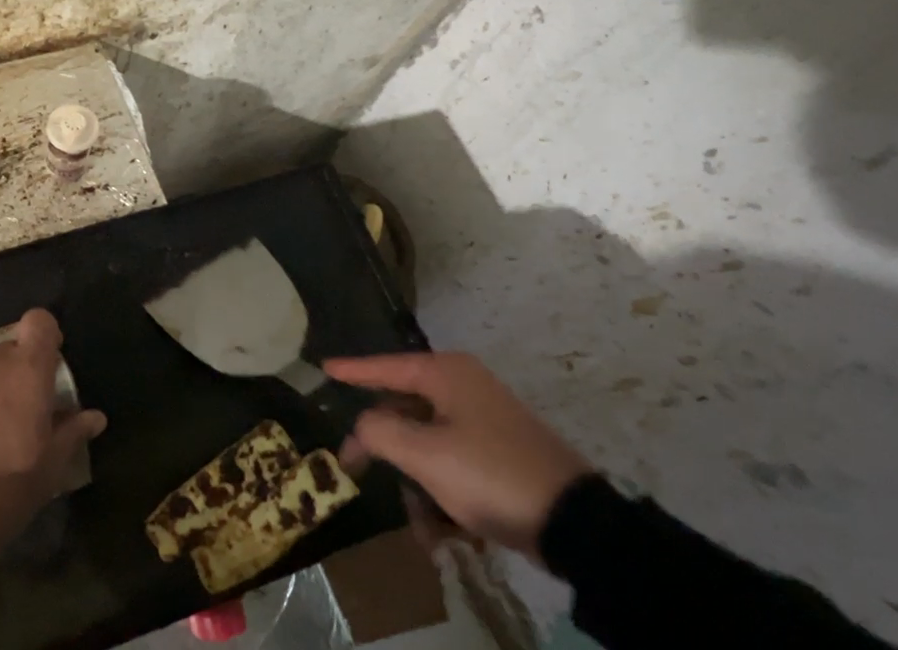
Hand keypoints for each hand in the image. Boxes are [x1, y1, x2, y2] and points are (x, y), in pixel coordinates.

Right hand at [323, 352, 590, 561]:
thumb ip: (378, 431)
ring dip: (415, 480)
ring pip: (425, 441)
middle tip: (353, 466)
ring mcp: (484, 419)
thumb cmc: (488, 474)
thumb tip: (362, 425)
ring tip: (419, 524)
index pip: (384, 366)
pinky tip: (443, 531)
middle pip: (402, 407)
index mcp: (445, 374)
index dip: (351, 370)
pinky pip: (451, 461)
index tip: (322, 367)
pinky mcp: (498, 450)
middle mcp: (463, 387)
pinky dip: (441, 490)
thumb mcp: (423, 454)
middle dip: (382, 445)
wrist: (574, 523)